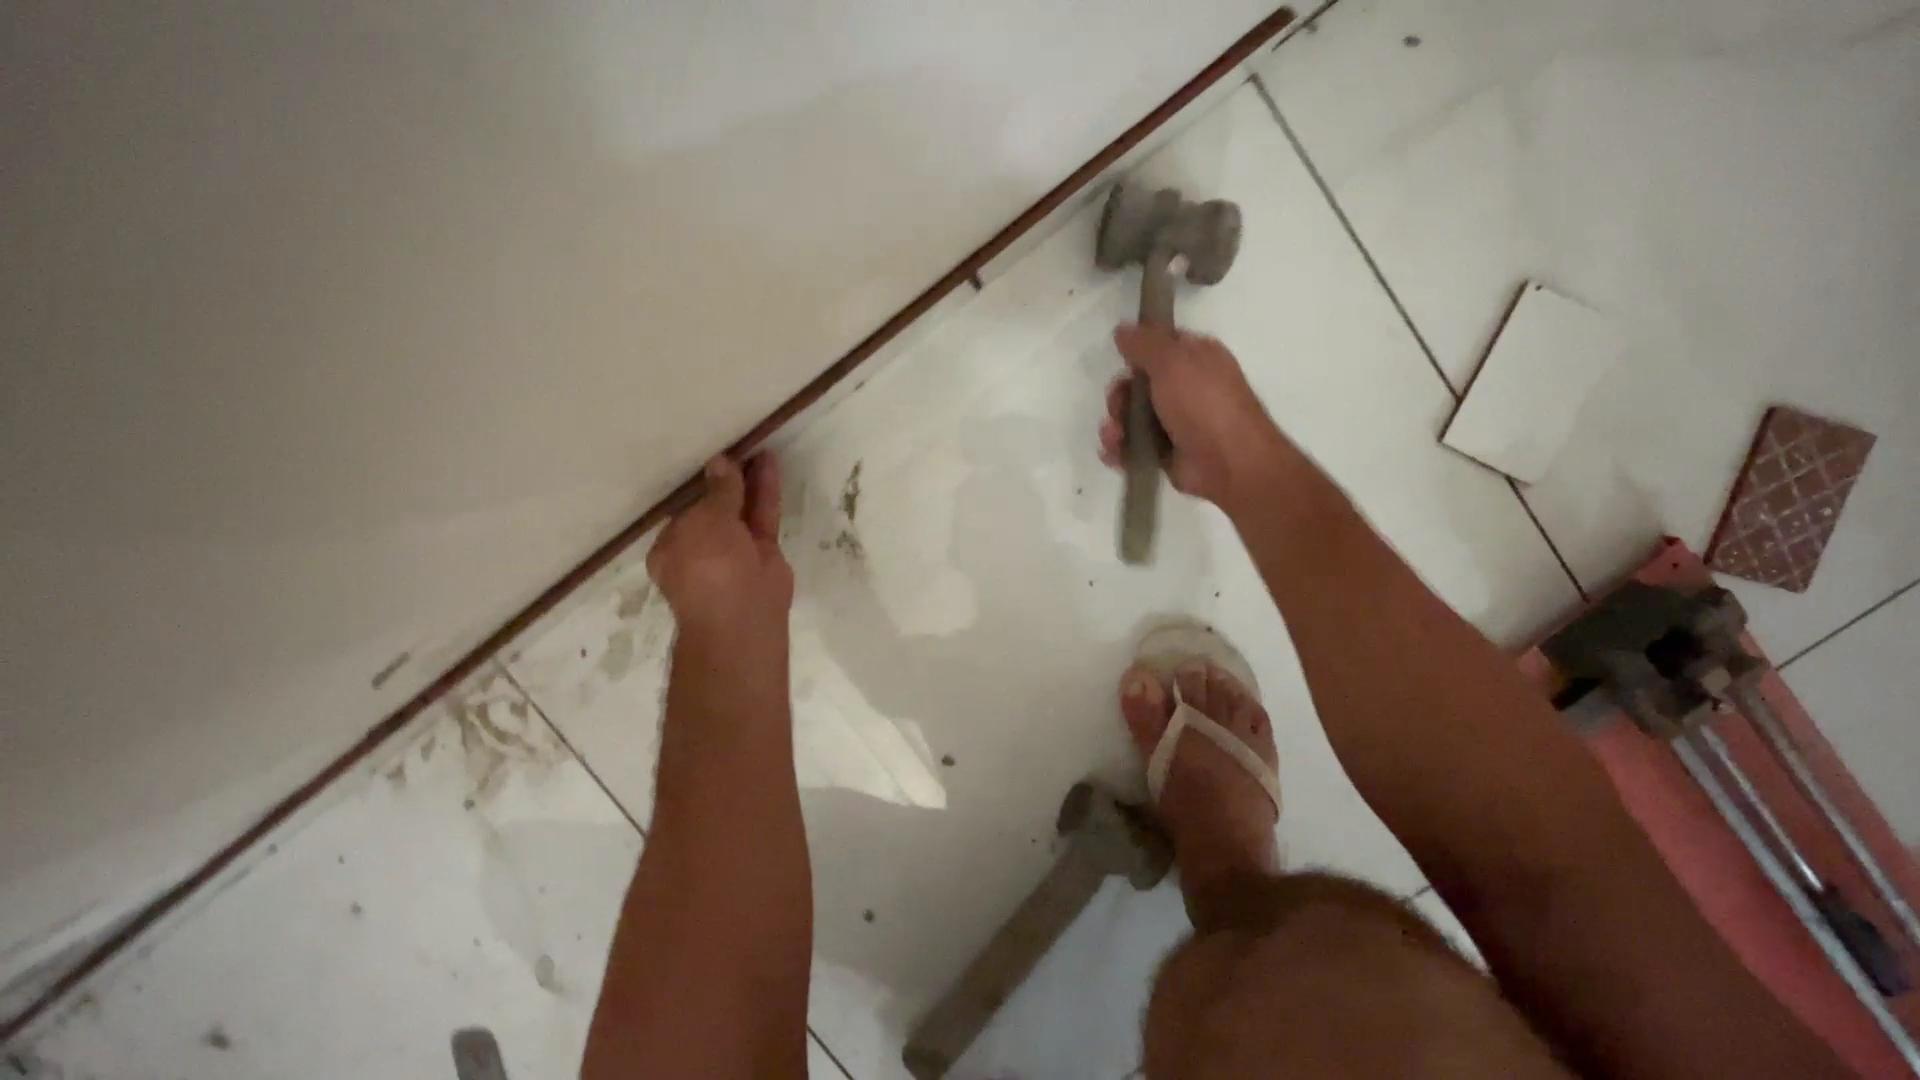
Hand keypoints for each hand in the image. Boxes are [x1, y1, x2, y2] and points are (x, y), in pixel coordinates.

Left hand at [648, 454, 793, 635]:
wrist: (742, 614)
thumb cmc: (708, 567)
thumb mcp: (706, 521)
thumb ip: (717, 492)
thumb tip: (720, 463)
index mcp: (672, 547)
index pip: (685, 511)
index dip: (699, 486)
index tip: (712, 459)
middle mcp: (701, 549)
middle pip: (716, 509)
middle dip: (727, 481)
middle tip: (738, 447)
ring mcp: (735, 552)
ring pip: (742, 510)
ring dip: (749, 481)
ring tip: (758, 447)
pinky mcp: (764, 552)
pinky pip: (762, 516)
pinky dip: (766, 491)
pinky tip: (770, 463)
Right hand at [1098, 324, 1289, 509]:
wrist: (1229, 462)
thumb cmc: (1204, 403)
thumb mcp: (1173, 361)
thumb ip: (1145, 342)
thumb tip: (1122, 329)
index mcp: (1196, 357)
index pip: (1159, 344)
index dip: (1137, 350)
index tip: (1121, 358)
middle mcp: (1187, 387)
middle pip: (1139, 383)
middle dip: (1120, 395)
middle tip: (1117, 405)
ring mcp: (1176, 422)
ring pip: (1133, 416)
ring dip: (1116, 424)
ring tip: (1116, 436)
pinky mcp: (1166, 452)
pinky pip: (1134, 446)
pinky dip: (1120, 449)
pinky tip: (1114, 453)